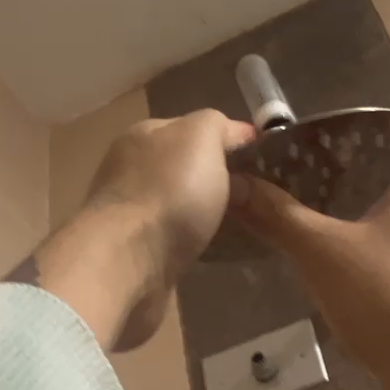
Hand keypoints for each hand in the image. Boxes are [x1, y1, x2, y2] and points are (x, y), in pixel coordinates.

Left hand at [30, 109, 253, 350]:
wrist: (126, 263)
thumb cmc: (167, 193)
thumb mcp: (200, 136)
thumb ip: (218, 125)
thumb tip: (237, 133)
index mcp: (143, 137)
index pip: (192, 129)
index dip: (228, 141)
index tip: (263, 162)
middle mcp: (132, 172)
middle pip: (185, 170)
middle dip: (219, 182)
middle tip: (258, 200)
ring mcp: (131, 215)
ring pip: (180, 208)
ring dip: (207, 216)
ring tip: (245, 229)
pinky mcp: (136, 254)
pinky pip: (175, 242)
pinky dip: (195, 245)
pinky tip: (216, 253)